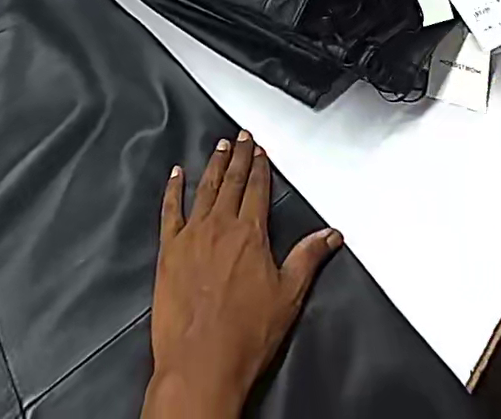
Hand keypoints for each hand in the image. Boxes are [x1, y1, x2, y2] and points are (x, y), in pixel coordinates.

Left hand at [144, 132, 340, 418]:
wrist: (201, 363)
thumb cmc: (244, 335)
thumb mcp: (288, 296)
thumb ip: (308, 258)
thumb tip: (330, 235)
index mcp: (250, 234)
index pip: (257, 189)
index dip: (260, 167)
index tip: (261, 151)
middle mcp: (220, 226)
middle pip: (233, 180)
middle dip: (240, 155)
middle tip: (242, 136)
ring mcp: (192, 235)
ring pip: (205, 188)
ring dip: (214, 165)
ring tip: (220, 146)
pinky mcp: (170, 249)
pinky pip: (171, 209)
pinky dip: (173, 189)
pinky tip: (176, 174)